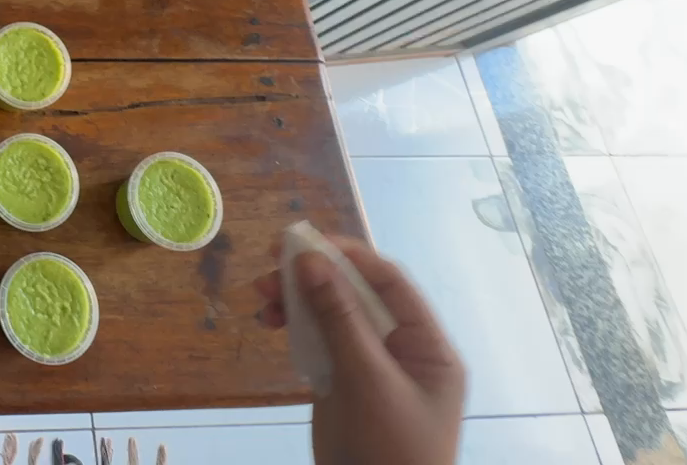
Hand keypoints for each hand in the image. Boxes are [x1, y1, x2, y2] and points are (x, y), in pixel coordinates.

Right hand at [254, 236, 464, 464]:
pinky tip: (270, 321)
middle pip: (354, 290)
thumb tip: (308, 256)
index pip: (388, 281)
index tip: (301, 241)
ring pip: (329, 309)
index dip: (346, 254)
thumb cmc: (388, 447)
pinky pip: (317, 334)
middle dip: (311, 274)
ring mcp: (370, 362)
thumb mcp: (366, 379)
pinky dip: (293, 322)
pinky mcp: (343, 377)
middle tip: (269, 260)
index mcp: (426, 346)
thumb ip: (338, 315)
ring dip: (294, 296)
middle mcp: (401, 347)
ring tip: (260, 294)